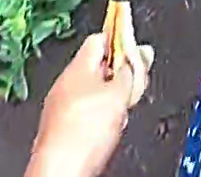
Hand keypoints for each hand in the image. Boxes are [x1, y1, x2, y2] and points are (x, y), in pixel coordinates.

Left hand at [25, 33, 153, 176]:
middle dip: (118, 74)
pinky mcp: (58, 129)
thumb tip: (142, 51)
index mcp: (77, 66)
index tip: (135, 51)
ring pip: (93, 90)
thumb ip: (134, 68)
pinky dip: (98, 116)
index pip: (102, 37)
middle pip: (99, 65)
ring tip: (120, 111)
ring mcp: (58, 107)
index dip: (121, 41)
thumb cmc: (85, 131)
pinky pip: (84, 111)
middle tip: (131, 86)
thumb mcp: (122, 91)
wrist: (60, 175)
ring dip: (110, 96)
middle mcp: (64, 83)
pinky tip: (107, 128)